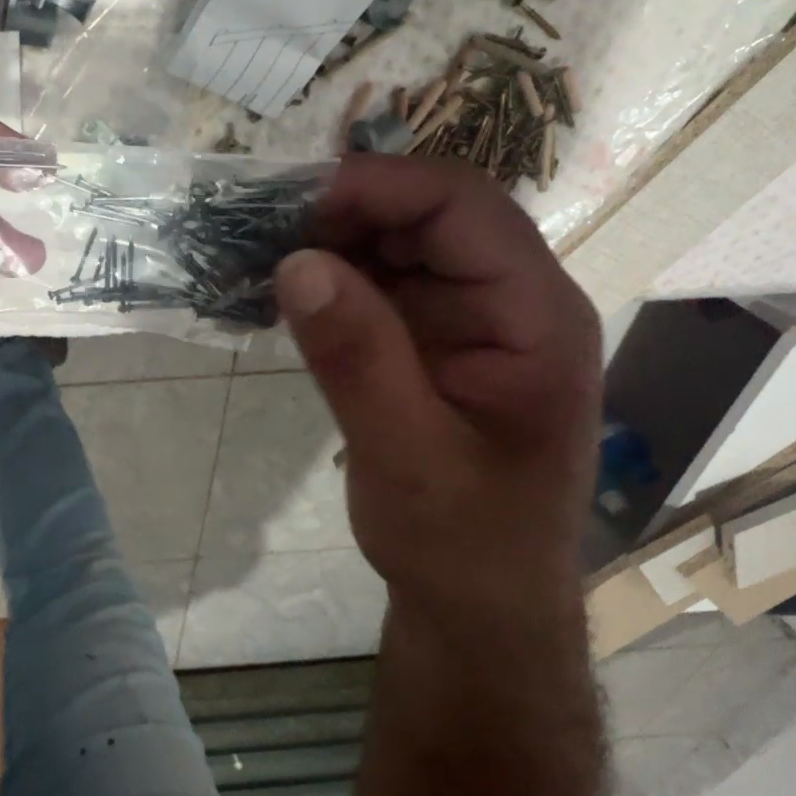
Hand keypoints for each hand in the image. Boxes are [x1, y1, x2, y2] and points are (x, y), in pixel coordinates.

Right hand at [274, 155, 601, 616]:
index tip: (290, 201)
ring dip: (335, 241)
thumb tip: (296, 262)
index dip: (380, 188)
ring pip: (403, 246)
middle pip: (434, 216)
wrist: (479, 607)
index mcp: (535, 318)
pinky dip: (333, 281)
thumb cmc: (463, 542)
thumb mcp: (406, 455)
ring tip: (260, 254)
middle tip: (261, 229)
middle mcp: (511, 303)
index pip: (465, 210)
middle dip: (349, 209)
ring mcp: (471, 323)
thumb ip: (358, 359)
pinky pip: (383, 289)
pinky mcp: (433, 346)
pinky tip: (285, 293)